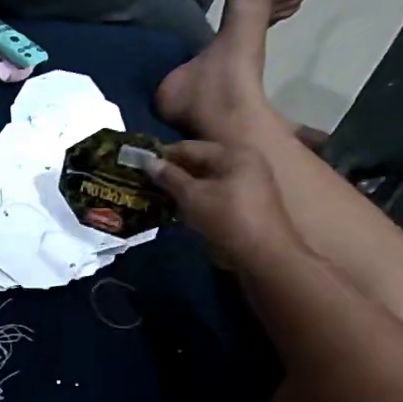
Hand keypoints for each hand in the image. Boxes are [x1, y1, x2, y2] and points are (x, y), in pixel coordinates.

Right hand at [144, 140, 299, 269]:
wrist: (262, 254)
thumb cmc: (226, 218)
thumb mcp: (192, 196)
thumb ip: (169, 177)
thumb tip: (148, 162)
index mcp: (233, 153)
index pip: (189, 147)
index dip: (163, 156)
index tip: (139, 168)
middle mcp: (243, 161)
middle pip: (200, 161)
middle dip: (173, 172)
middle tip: (148, 183)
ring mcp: (248, 182)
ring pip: (206, 178)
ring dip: (183, 186)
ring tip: (160, 196)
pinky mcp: (247, 201)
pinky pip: (215, 191)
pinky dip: (197, 196)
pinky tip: (181, 207)